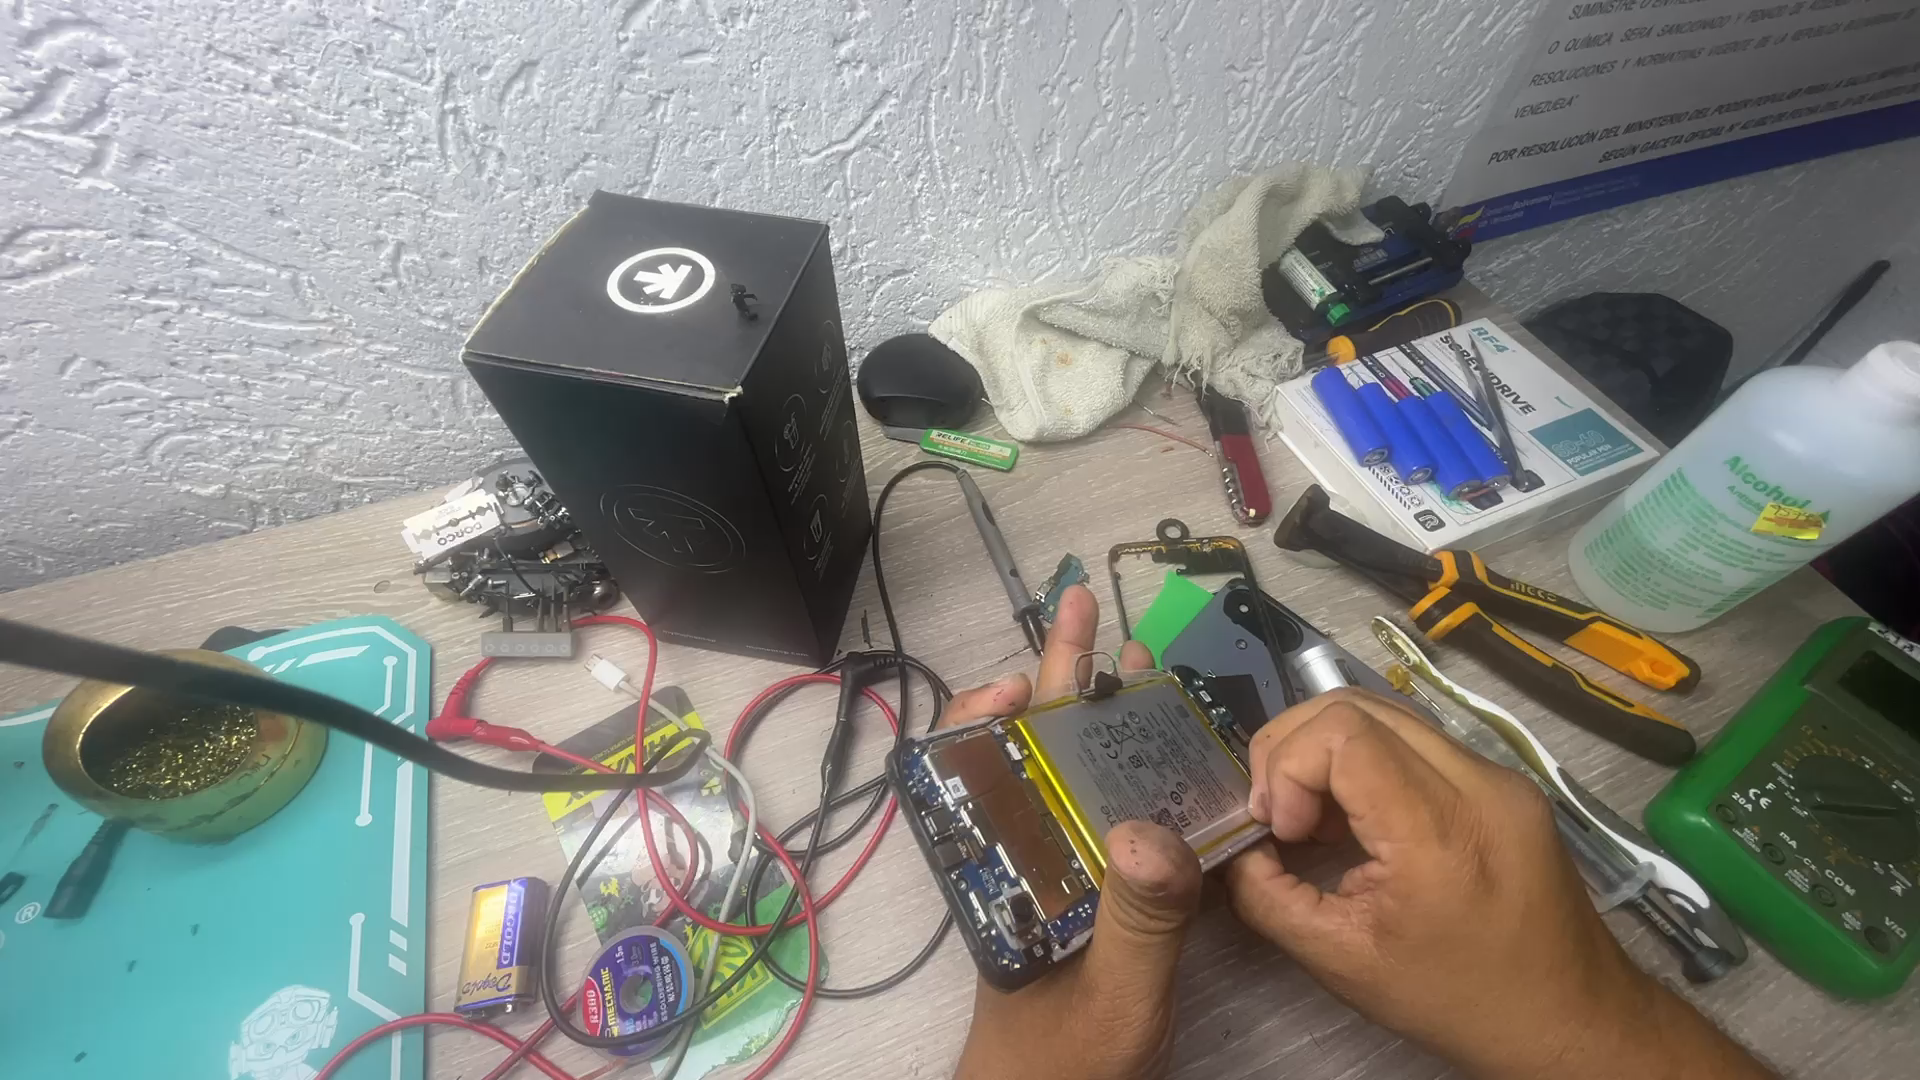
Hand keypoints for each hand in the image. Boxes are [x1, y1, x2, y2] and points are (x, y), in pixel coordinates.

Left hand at [946, 585, 1202, 1079]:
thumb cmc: (1065, 1058)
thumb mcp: (1113, 993)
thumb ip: (1137, 922)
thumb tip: (1151, 830)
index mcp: (1006, 858)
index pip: (972, 763)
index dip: (985, 710)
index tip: (1015, 679)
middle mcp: (1027, 843)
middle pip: (1034, 742)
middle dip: (1057, 673)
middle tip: (1080, 608)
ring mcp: (1062, 857)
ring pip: (1074, 764)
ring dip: (1102, 708)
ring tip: (1137, 661)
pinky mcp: (1096, 880)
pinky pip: (1112, 808)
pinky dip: (1133, 767)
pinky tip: (1167, 750)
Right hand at [1224, 689, 1771, 1079]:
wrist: (1583, 1027)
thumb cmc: (1461, 1001)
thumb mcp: (1342, 963)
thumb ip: (1266, 896)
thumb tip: (1236, 845)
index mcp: (1442, 829)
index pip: (1341, 733)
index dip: (1287, 766)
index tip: (1283, 829)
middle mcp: (1476, 780)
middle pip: (1349, 706)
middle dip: (1290, 747)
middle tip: (1280, 811)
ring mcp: (1493, 772)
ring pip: (1374, 708)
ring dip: (1318, 746)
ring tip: (1308, 806)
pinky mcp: (1495, 777)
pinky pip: (1403, 733)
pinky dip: (1353, 754)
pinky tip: (1349, 808)